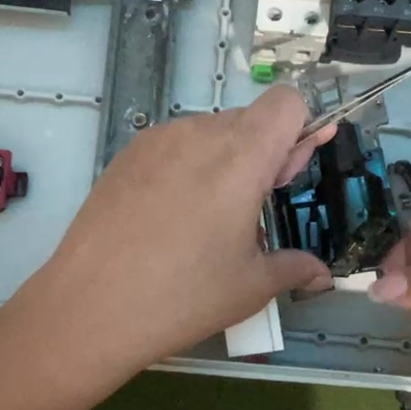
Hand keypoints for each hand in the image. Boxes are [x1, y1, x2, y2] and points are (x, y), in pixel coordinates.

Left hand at [10, 86, 335, 372]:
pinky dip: (186, 167)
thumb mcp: (250, 287)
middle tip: (251, 211)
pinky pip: (173, 146)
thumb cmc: (182, 296)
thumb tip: (320, 273)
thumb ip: (294, 267)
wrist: (90, 307)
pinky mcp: (126, 155)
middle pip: (249, 119)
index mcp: (241, 156)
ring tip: (205, 220)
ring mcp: (156, 140)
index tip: (286, 177)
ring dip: (224, 161)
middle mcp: (199, 134)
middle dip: (264, 154)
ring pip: (209, 132)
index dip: (299, 131)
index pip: (287, 102)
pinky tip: (169, 217)